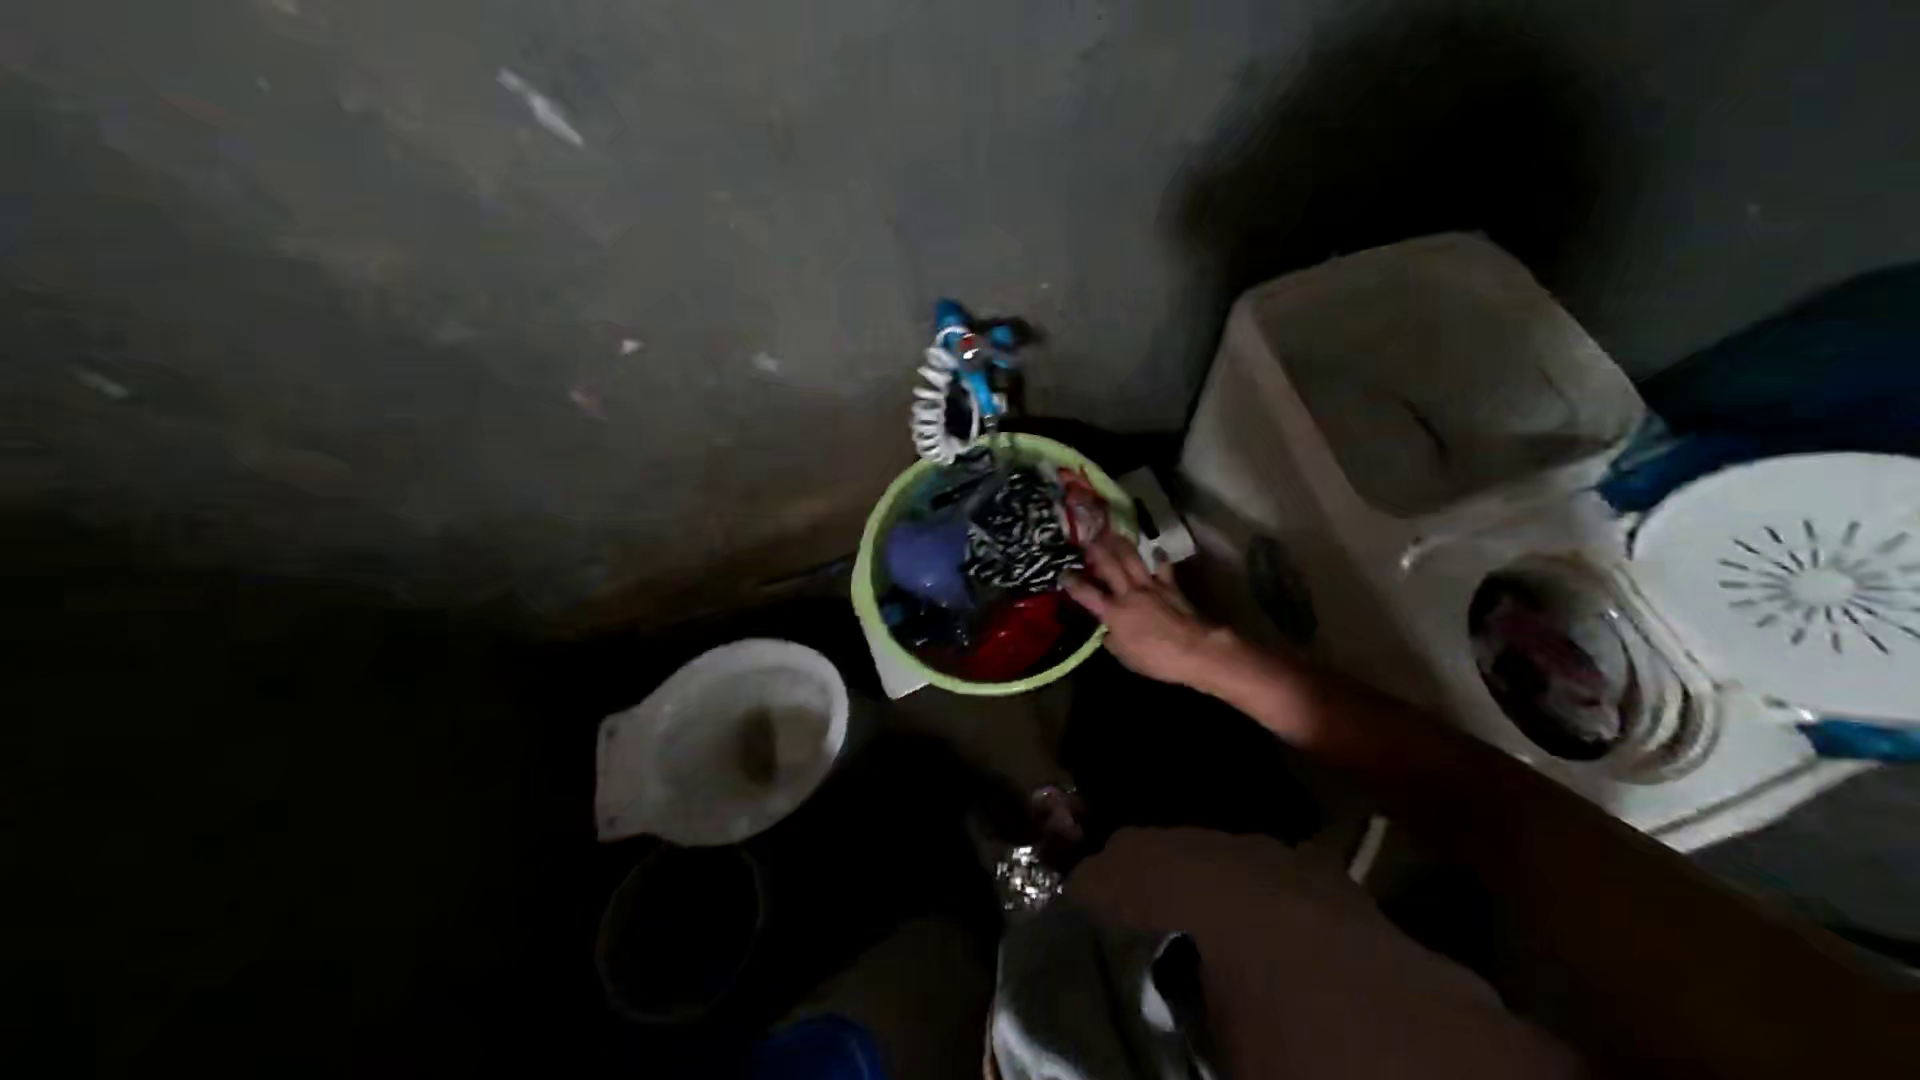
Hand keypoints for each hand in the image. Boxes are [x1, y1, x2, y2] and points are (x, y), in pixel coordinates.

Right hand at [1062, 532, 1235, 687]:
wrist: (1196, 650)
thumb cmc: (1156, 659)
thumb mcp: (1125, 657)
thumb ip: (1113, 640)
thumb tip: (1108, 632)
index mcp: (1113, 612)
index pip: (1086, 593)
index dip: (1073, 582)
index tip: (1064, 573)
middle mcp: (1129, 593)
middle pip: (1109, 565)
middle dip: (1096, 550)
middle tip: (1086, 538)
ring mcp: (1151, 587)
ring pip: (1132, 560)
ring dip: (1121, 545)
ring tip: (1113, 533)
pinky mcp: (1171, 587)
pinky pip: (1162, 568)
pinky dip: (1159, 560)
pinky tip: (1156, 551)